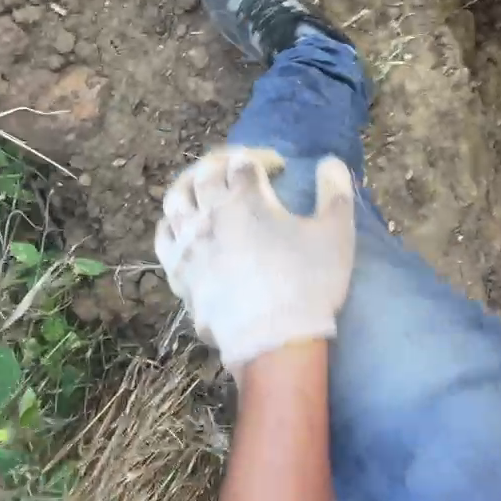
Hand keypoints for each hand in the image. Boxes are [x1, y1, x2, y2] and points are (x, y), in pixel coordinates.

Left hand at [155, 147, 356, 371]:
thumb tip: (330, 162)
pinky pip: (164, 237)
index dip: (261, 158)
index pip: (244, 161)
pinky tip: (183, 224)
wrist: (273, 341)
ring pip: (176, 199)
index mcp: (247, 198)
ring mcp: (188, 244)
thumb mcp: (337, 233)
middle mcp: (210, 213)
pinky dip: (173, 221)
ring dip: (190, 183)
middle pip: (205, 172)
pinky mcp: (179, 273)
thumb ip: (336, 192)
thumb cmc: (309, 283)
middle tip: (240, 167)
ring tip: (203, 185)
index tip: (277, 167)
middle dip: (223, 162)